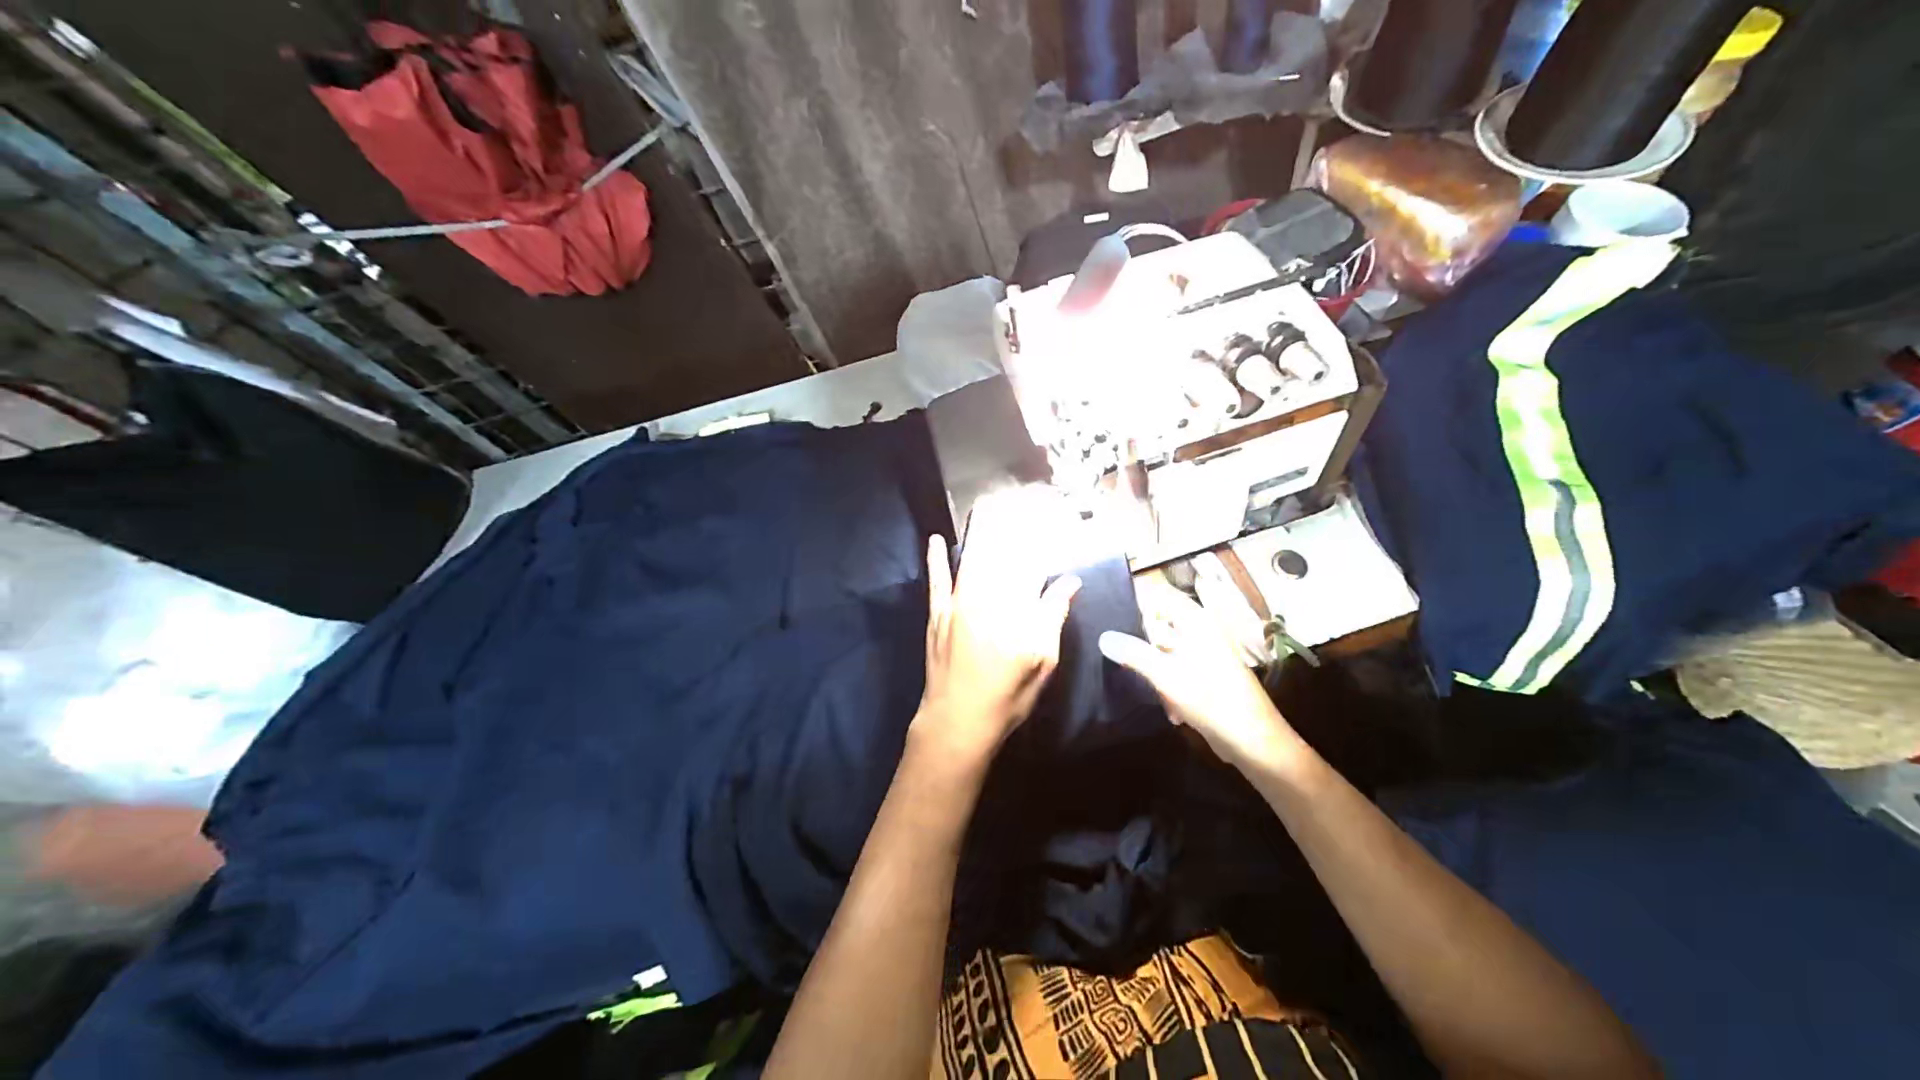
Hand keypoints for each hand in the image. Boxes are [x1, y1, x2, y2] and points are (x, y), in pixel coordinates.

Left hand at [913, 489, 1081, 766]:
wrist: (958, 722)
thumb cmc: (1008, 695)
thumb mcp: (1042, 661)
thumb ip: (1052, 617)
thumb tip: (1068, 582)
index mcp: (1016, 608)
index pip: (1032, 564)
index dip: (1042, 538)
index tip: (1051, 515)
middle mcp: (986, 598)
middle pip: (1002, 553)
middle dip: (1012, 524)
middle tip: (1020, 498)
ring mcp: (957, 604)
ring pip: (972, 559)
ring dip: (980, 531)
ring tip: (988, 505)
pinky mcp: (938, 615)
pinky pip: (937, 580)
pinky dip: (935, 559)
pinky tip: (934, 540)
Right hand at [1098, 585, 1306, 778]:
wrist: (1255, 743)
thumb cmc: (1213, 701)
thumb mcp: (1166, 676)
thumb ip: (1134, 654)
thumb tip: (1104, 637)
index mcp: (1197, 625)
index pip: (1161, 601)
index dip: (1138, 611)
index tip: (1117, 630)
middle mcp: (1203, 636)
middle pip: (1161, 630)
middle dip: (1145, 651)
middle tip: (1133, 670)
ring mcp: (1208, 658)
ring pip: (1168, 656)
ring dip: (1158, 677)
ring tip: (1161, 698)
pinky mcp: (1209, 681)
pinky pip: (1179, 676)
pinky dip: (1172, 691)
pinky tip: (1174, 713)